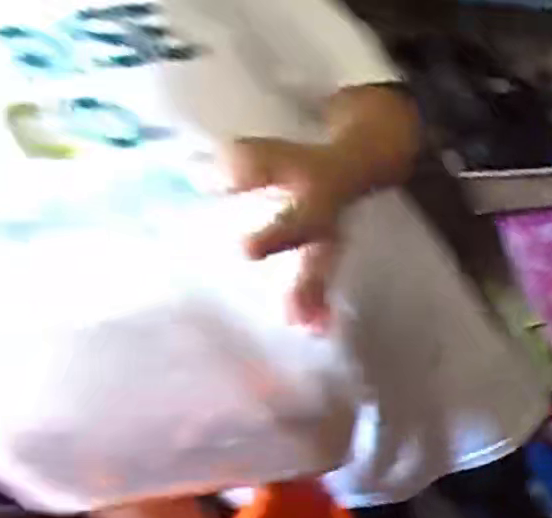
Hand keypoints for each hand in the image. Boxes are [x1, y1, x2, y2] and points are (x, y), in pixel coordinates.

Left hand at [224, 137, 357, 332]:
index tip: (246, 253)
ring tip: (306, 329)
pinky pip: (323, 287)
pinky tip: (314, 329)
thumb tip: (205, 182)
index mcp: (314, 201)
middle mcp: (327, 231)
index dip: (273, 236)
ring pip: (322, 279)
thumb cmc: (297, 163)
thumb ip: (240, 167)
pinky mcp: (327, 262)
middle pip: (315, 262)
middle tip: (290, 316)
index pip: (293, 220)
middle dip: (304, 287)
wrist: (347, 173)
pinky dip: (320, 309)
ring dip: (314, 305)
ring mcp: (329, 249)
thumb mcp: (265, 153)